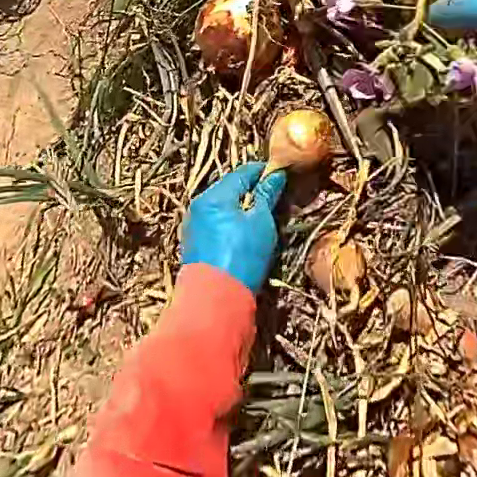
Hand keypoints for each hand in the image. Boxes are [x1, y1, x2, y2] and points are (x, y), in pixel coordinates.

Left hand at [181, 162, 286, 291]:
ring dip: (243, 209)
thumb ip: (267, 195)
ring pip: (224, 208)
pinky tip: (248, 235)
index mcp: (214, 195)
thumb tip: (275, 175)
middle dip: (253, 192)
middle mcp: (200, 205)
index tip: (282, 175)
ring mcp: (194, 226)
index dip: (264, 172)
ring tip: (265, 218)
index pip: (243, 172)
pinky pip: (217, 224)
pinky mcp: (195, 245)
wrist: (214, 304)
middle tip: (277, 198)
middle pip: (231, 189)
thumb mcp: (261, 223)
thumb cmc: (241, 257)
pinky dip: (233, 224)